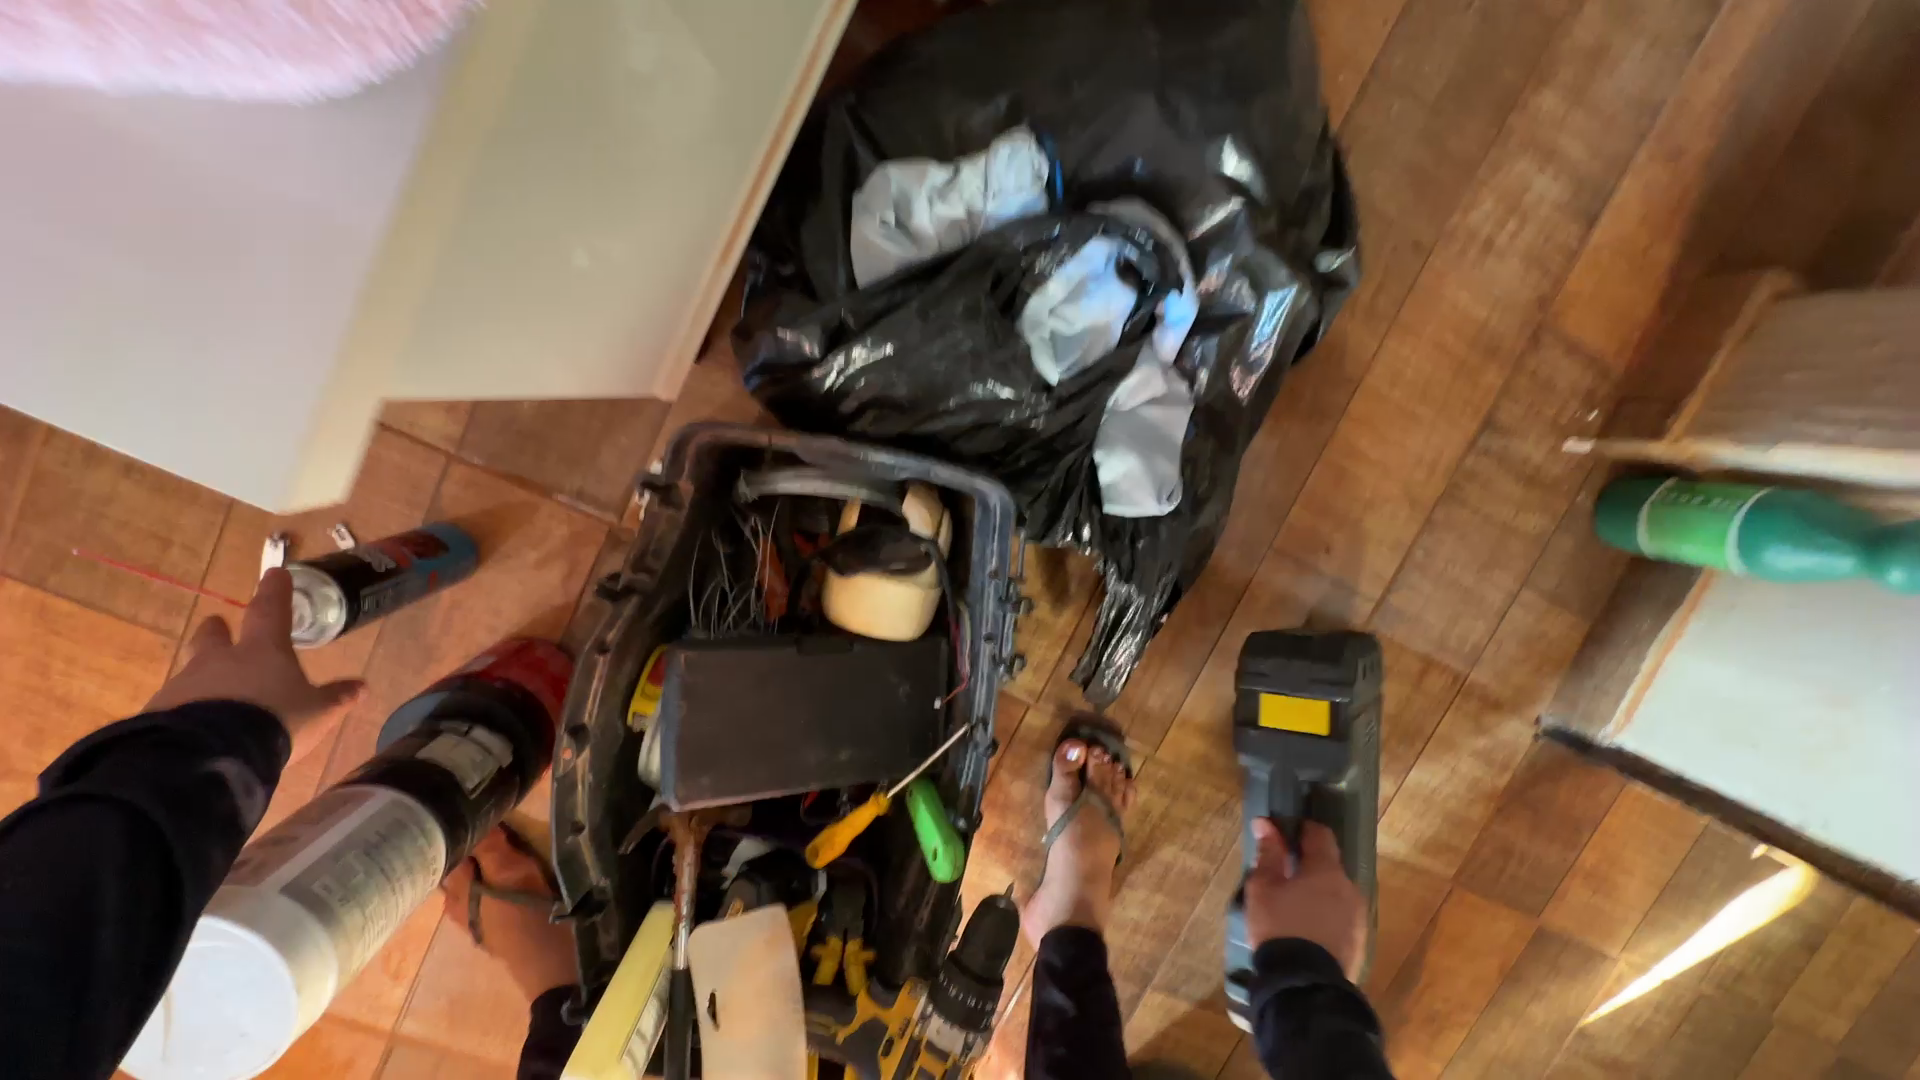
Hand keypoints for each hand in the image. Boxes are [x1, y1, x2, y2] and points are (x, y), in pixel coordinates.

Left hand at [144, 568, 364, 759]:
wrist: (207, 756)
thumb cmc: (274, 720)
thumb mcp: (317, 711)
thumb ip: (336, 697)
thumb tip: (361, 687)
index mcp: (262, 651)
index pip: (270, 611)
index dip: (275, 592)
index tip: (275, 573)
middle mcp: (218, 661)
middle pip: (212, 638)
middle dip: (216, 630)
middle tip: (215, 624)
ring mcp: (182, 687)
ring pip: (193, 674)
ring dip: (203, 677)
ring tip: (212, 693)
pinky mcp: (155, 716)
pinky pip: (177, 707)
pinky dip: (189, 710)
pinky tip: (196, 727)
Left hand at [442, 827, 574, 998]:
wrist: (551, 964)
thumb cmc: (530, 915)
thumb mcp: (515, 874)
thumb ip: (492, 848)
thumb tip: (477, 819)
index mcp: (458, 890)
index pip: (446, 849)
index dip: (454, 825)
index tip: (467, 802)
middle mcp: (458, 903)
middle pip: (456, 862)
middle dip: (467, 838)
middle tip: (486, 811)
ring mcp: (476, 915)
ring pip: (470, 876)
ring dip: (479, 855)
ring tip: (498, 831)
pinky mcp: (494, 921)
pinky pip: (484, 888)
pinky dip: (489, 871)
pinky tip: (505, 862)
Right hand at [1243, 818, 1367, 980]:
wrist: (1303, 984)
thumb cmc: (1279, 926)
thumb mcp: (1264, 886)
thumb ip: (1268, 853)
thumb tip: (1265, 824)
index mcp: (1326, 870)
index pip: (1321, 835)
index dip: (1303, 828)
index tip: (1284, 831)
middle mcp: (1349, 888)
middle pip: (1330, 865)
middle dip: (1309, 864)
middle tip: (1283, 873)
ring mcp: (1358, 917)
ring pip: (1336, 892)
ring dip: (1318, 890)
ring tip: (1293, 903)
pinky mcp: (1359, 941)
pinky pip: (1341, 916)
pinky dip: (1325, 912)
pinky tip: (1307, 926)